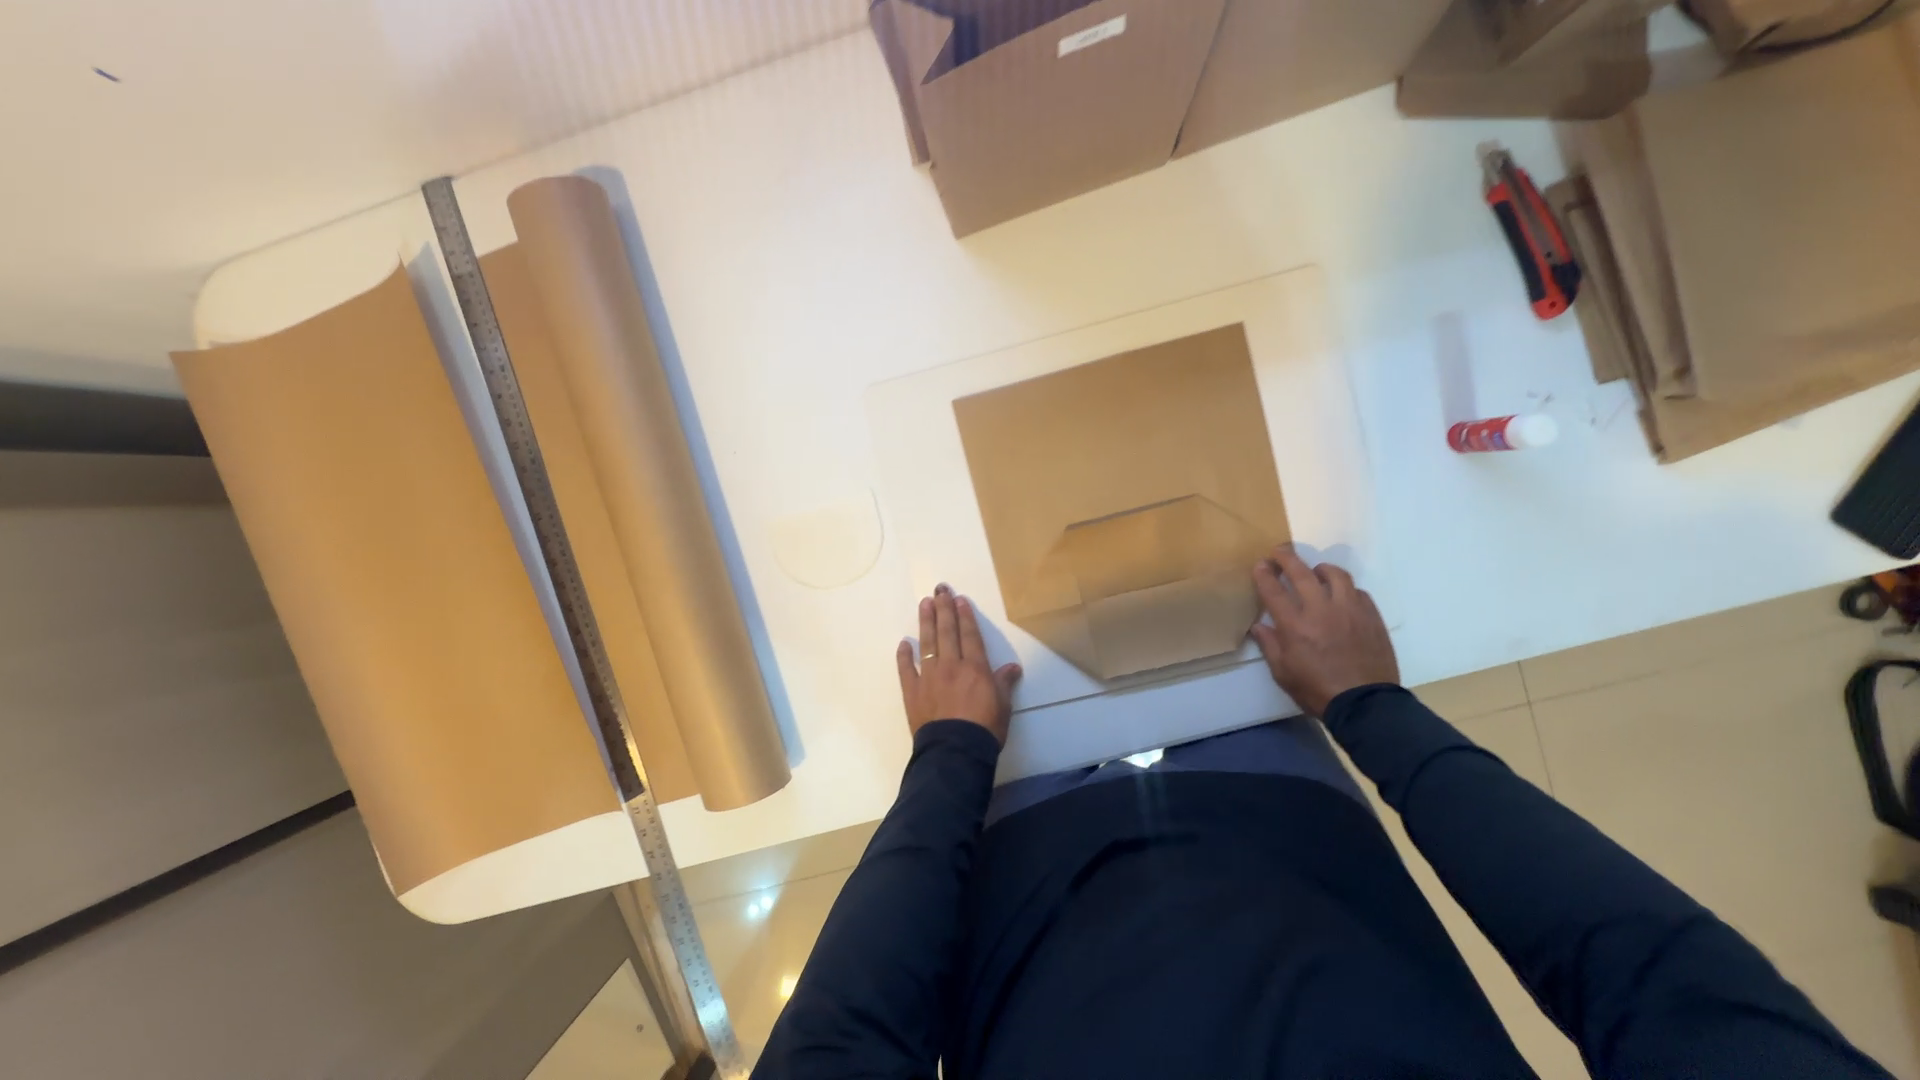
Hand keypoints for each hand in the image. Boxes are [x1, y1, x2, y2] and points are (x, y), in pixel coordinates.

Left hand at [896, 584, 1022, 743]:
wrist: (955, 750)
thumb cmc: (984, 728)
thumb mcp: (1003, 705)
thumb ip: (1004, 683)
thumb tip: (1013, 668)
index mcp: (975, 668)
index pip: (970, 636)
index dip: (965, 616)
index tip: (959, 599)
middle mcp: (951, 666)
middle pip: (947, 632)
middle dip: (944, 609)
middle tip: (940, 589)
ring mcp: (929, 677)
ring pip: (927, 644)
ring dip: (926, 623)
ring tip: (924, 604)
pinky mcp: (912, 692)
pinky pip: (907, 670)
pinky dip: (904, 656)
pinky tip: (904, 643)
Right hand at [1249, 545, 1398, 717]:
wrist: (1365, 704)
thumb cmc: (1317, 691)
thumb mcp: (1283, 673)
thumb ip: (1270, 645)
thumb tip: (1258, 626)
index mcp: (1295, 626)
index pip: (1274, 590)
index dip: (1264, 574)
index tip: (1260, 564)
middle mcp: (1321, 611)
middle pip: (1302, 573)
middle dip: (1287, 558)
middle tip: (1279, 552)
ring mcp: (1349, 611)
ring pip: (1335, 575)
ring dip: (1321, 569)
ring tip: (1316, 571)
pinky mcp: (1371, 616)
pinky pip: (1358, 592)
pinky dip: (1345, 589)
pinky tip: (1341, 596)